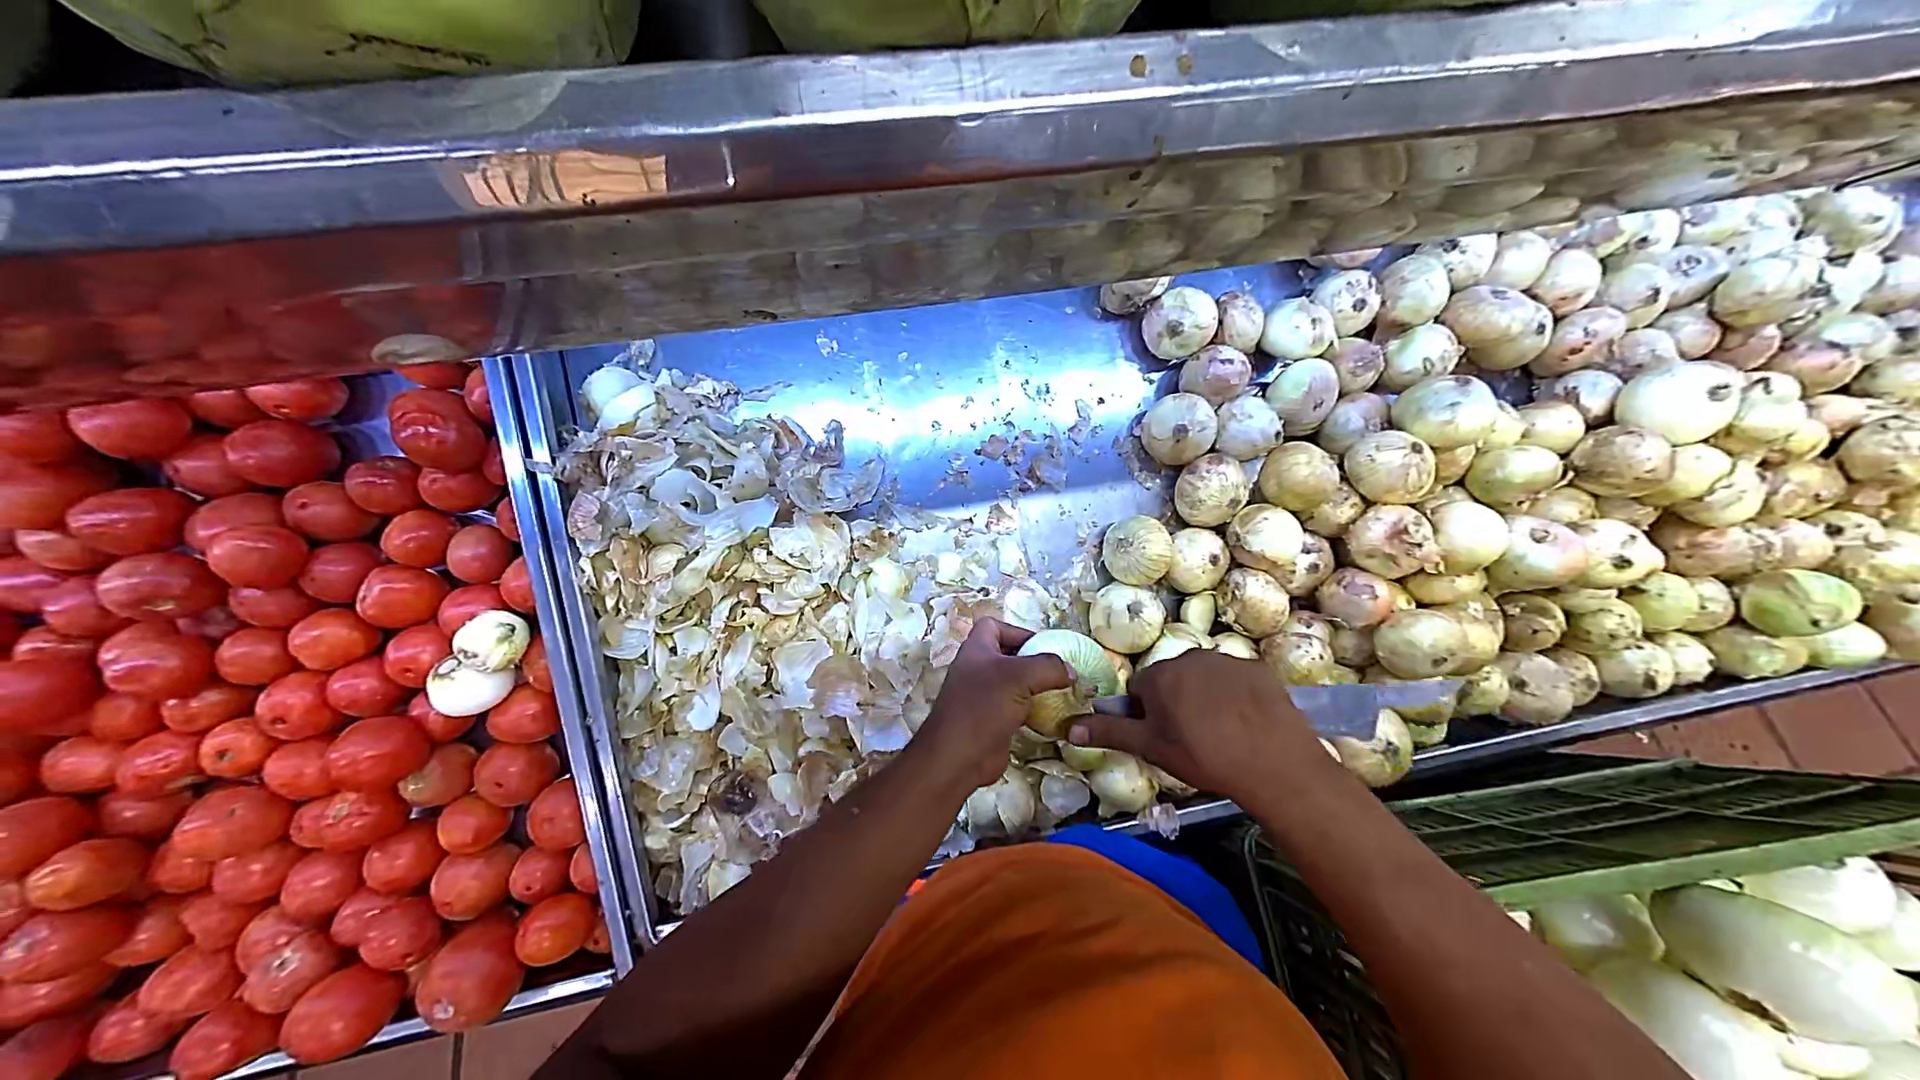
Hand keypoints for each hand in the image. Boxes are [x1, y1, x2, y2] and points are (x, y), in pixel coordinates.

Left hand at [912, 617, 1072, 789]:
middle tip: (1058, 670)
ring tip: (1061, 692)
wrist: (958, 756)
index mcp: (976, 650)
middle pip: (1007, 655)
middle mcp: (977, 669)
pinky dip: (1033, 710)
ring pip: (1014, 684)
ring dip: (1036, 687)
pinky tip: (1051, 715)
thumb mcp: (1020, 676)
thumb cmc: (983, 706)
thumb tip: (1070, 671)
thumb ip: (1049, 667)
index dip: (1017, 631)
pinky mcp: (991, 721)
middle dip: (1033, 660)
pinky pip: (1016, 708)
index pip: (994, 626)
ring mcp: (982, 697)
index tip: (1043, 645)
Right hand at [1067, 650, 1339, 799]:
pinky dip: (1236, 695)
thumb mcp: (1151, 748)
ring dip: (1205, 696)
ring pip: (1203, 677)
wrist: (1274, 762)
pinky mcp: (1258, 669)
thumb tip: (1069, 727)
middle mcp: (1189, 657)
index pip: (1141, 690)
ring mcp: (1226, 660)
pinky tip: (1246, 721)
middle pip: (1172, 679)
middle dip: (1175, 702)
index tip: (1164, 737)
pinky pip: (1236, 679)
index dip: (1148, 715)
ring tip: (1221, 732)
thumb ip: (1110, 733)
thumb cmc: (1204, 756)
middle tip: (1191, 737)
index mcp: (1159, 675)